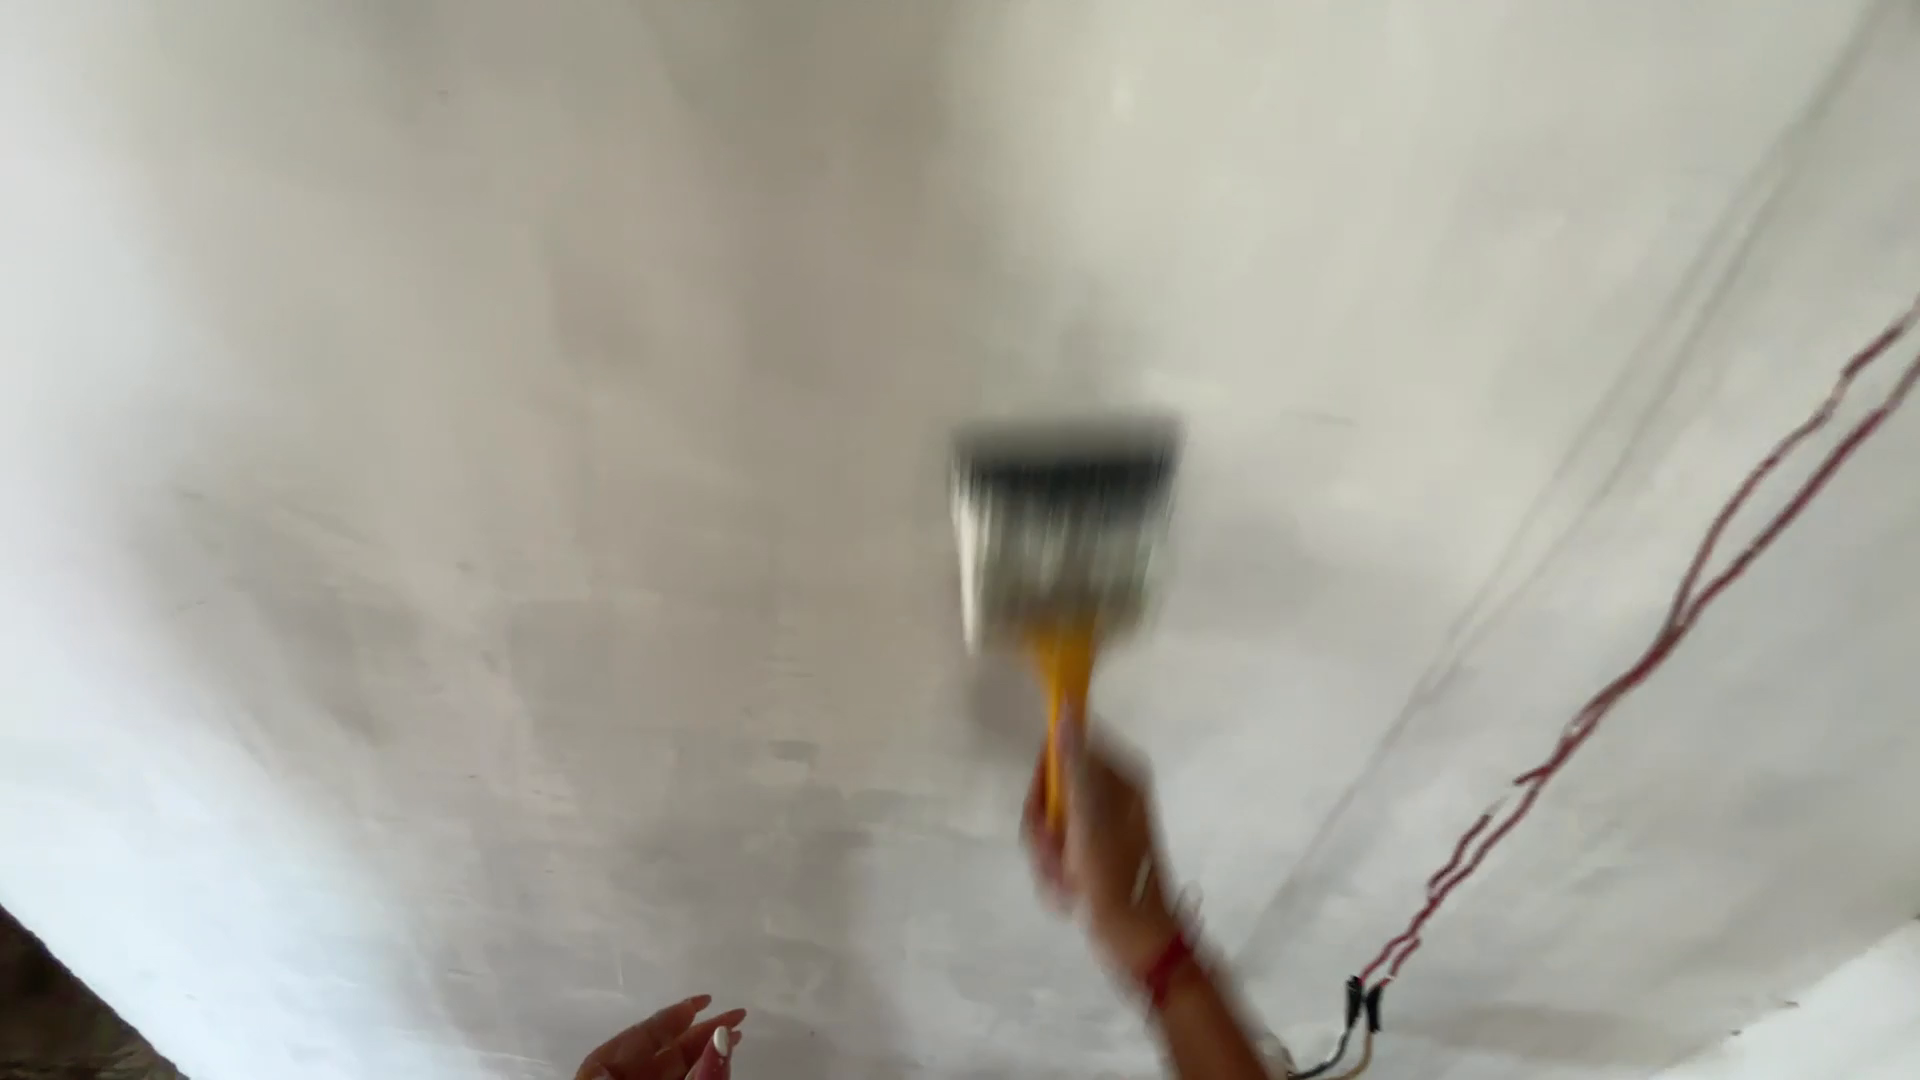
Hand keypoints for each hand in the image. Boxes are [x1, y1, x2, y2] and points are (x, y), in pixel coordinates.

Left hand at [577, 995, 746, 1079]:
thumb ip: (699, 1076)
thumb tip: (726, 1034)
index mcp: (597, 1076)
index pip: (634, 1037)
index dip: (671, 1015)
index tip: (707, 998)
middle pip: (653, 1055)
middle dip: (698, 1035)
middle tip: (737, 1017)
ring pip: (660, 1073)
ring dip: (699, 1055)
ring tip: (735, 1038)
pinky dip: (689, 1075)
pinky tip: (714, 1065)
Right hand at [1022, 724, 1181, 971]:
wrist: (1138, 943)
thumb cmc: (1116, 878)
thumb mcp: (1088, 819)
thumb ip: (1072, 763)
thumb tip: (1067, 705)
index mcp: (1118, 775)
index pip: (1061, 749)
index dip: (1045, 781)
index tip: (1045, 812)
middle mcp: (1110, 792)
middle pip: (1050, 789)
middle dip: (1045, 829)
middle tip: (1056, 854)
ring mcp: (1100, 822)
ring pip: (1049, 822)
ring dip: (1048, 855)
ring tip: (1065, 880)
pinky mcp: (1092, 850)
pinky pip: (1056, 847)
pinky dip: (1056, 870)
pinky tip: (1069, 891)